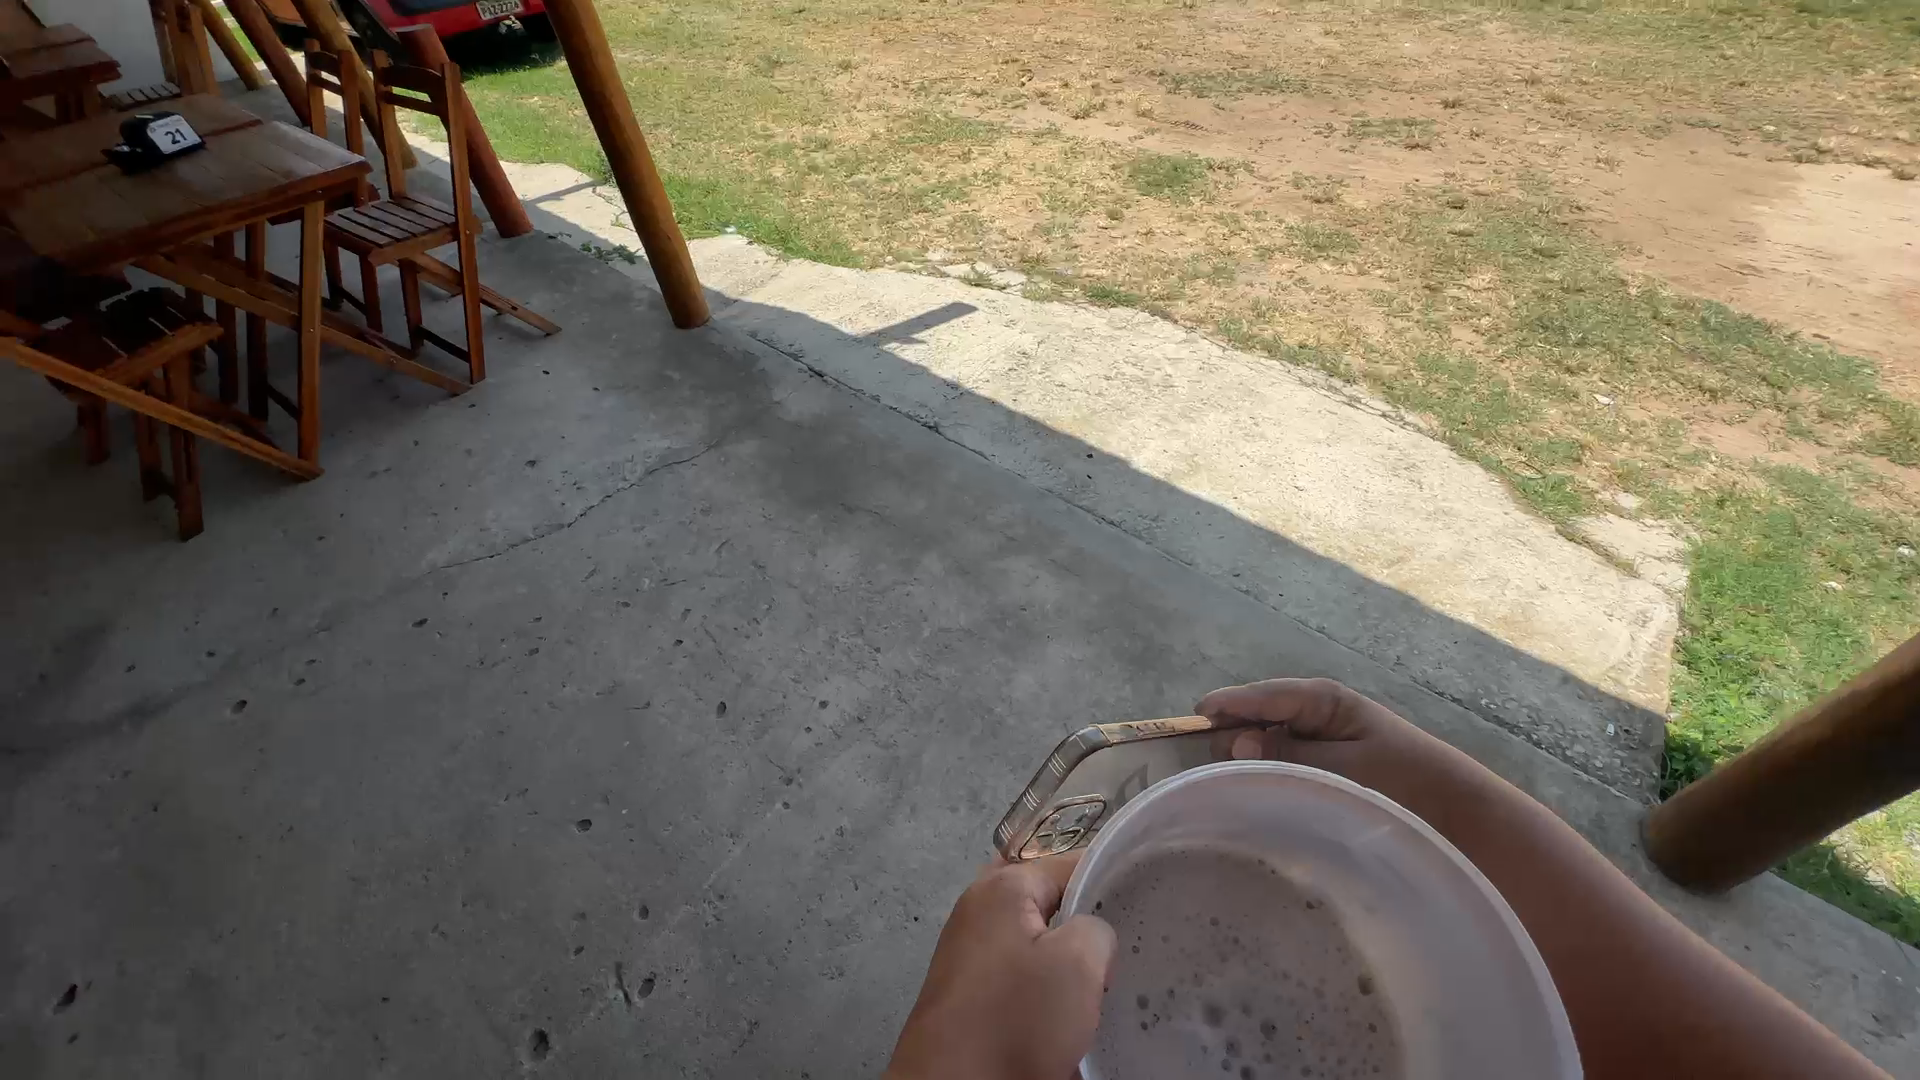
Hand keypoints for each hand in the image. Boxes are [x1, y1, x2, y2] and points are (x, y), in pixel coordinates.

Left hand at [884, 854, 1115, 1079]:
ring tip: (1096, 980)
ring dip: (1064, 957)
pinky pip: (1018, 970)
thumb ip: (1096, 928)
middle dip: (1082, 919)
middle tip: (1115, 945)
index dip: (1108, 880)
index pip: (1069, 863)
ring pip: (1034, 937)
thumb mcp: (1078, 964)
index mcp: (1002, 885)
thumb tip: (1088, 931)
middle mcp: (978, 905)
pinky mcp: (968, 988)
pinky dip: (1042, 984)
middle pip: (1047, 899)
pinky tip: (1063, 1009)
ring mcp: (968, 947)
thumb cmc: (1015, 1018)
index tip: (1140, 903)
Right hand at [1196, 677, 1461, 803]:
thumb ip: (1290, 756)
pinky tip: (1259, 790)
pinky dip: (1263, 769)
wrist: (1460, 814)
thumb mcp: (1349, 769)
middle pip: (1251, 716)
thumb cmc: (1408, 782)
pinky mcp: (1314, 758)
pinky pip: (1275, 756)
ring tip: (1235, 786)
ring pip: (1260, 739)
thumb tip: (1233, 744)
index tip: (1193, 720)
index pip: (1259, 695)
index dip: (1225, 706)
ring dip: (1246, 757)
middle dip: (1232, 737)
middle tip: (1225, 773)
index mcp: (1320, 699)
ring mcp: (1310, 734)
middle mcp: (1310, 710)